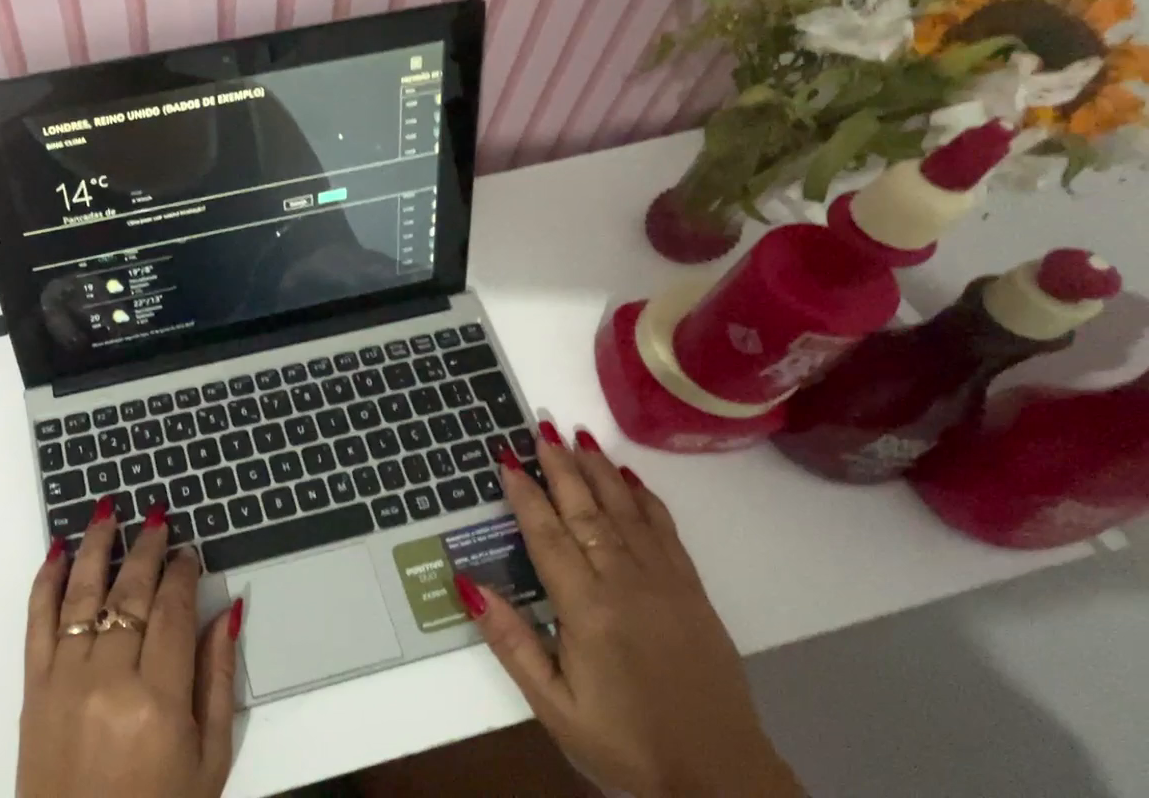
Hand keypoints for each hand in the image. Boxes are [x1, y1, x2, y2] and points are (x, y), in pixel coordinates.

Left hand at [18, 498, 242, 797]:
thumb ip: (218, 679)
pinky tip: (58, 551)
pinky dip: (47, 581)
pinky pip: (37, 621)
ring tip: (108, 510)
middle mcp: (108, 680)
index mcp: (159, 700)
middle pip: (130, 594)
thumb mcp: (210, 758)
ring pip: (82, 594)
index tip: (190, 550)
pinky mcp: (33, 687)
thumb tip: (227, 610)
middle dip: (147, 549)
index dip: (183, 573)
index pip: (174, 612)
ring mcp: (63, 679)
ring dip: (97, 546)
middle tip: (157, 516)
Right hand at [459, 422, 804, 797]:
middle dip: (560, 465)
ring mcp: (664, 582)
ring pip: (625, 511)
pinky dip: (645, 498)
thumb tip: (468, 584)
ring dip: (599, 470)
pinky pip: (665, 530)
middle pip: (586, 510)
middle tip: (541, 425)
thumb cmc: (625, 743)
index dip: (524, 493)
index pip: (546, 534)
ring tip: (579, 436)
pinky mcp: (692, 591)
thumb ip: (511, 642)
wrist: (720, 776)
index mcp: (586, 608)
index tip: (506, 456)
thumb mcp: (554, 705)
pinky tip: (630, 477)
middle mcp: (625, 582)